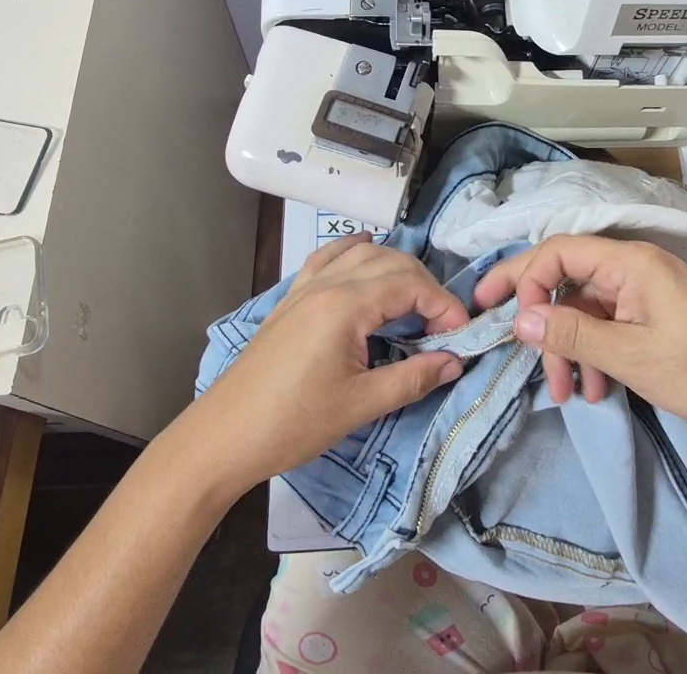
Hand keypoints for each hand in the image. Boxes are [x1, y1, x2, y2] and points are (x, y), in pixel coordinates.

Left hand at [187, 234, 468, 490]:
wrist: (225, 436)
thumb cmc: (293, 424)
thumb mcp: (361, 405)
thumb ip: (413, 378)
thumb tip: (455, 362)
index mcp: (345, 306)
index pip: (410, 285)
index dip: (444, 306)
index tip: (461, 336)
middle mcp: (326, 285)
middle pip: (391, 262)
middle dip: (426, 287)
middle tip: (443, 327)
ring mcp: (305, 289)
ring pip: (361, 255)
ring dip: (396, 270)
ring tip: (416, 304)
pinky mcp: (292, 300)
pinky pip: (328, 259)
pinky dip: (353, 252)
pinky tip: (365, 250)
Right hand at [474, 235, 686, 426]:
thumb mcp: (631, 356)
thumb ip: (573, 334)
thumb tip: (520, 320)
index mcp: (630, 262)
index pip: (560, 252)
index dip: (523, 277)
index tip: (499, 312)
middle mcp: (631, 268)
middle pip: (567, 281)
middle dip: (542, 321)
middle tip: (511, 349)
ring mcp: (640, 291)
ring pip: (583, 309)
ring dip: (568, 348)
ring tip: (567, 392)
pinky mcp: (648, 314)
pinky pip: (604, 325)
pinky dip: (592, 354)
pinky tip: (592, 389)